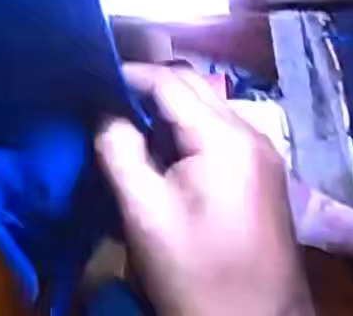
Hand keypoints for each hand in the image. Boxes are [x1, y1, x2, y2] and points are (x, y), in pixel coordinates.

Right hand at [96, 65, 314, 315]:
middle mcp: (250, 132)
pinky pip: (214, 127)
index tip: (92, 80)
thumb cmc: (198, 277)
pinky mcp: (259, 172)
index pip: (168, 80)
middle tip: (106, 100)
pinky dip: (183, 126)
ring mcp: (260, 152)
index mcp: (225, 137)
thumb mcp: (145, 213)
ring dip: (164, 105)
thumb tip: (104, 109)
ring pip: (201, 102)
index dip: (127, 74)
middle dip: (145, 85)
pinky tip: (159, 149)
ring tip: (127, 123)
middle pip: (189, 83)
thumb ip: (118, 149)